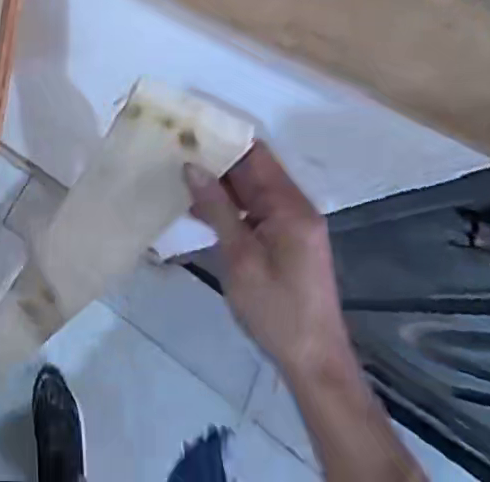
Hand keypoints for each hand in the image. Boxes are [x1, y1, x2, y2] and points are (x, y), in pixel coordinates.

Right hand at [185, 145, 354, 377]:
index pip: (257, 155)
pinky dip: (228, 207)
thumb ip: (216, 208)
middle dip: (217, 159)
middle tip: (175, 149)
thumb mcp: (240, 258)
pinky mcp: (285, 243)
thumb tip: (191, 166)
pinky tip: (196, 208)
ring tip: (178, 172)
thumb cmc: (276, 309)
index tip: (190, 128)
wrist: (314, 362)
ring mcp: (291, 226)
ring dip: (219, 183)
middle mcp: (295, 208)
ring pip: (251, 191)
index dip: (225, 138)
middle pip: (254, 170)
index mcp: (290, 206)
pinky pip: (253, 212)